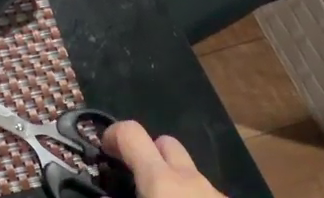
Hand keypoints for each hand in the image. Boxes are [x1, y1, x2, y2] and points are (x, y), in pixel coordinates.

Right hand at [103, 121, 226, 197]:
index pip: (132, 132)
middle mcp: (191, 180)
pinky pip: (207, 193)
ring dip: (175, 182)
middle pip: (167, 143)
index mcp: (161, 180)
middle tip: (139, 181)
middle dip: (150, 154)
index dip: (113, 134)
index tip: (105, 150)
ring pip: (191, 174)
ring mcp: (217, 194)